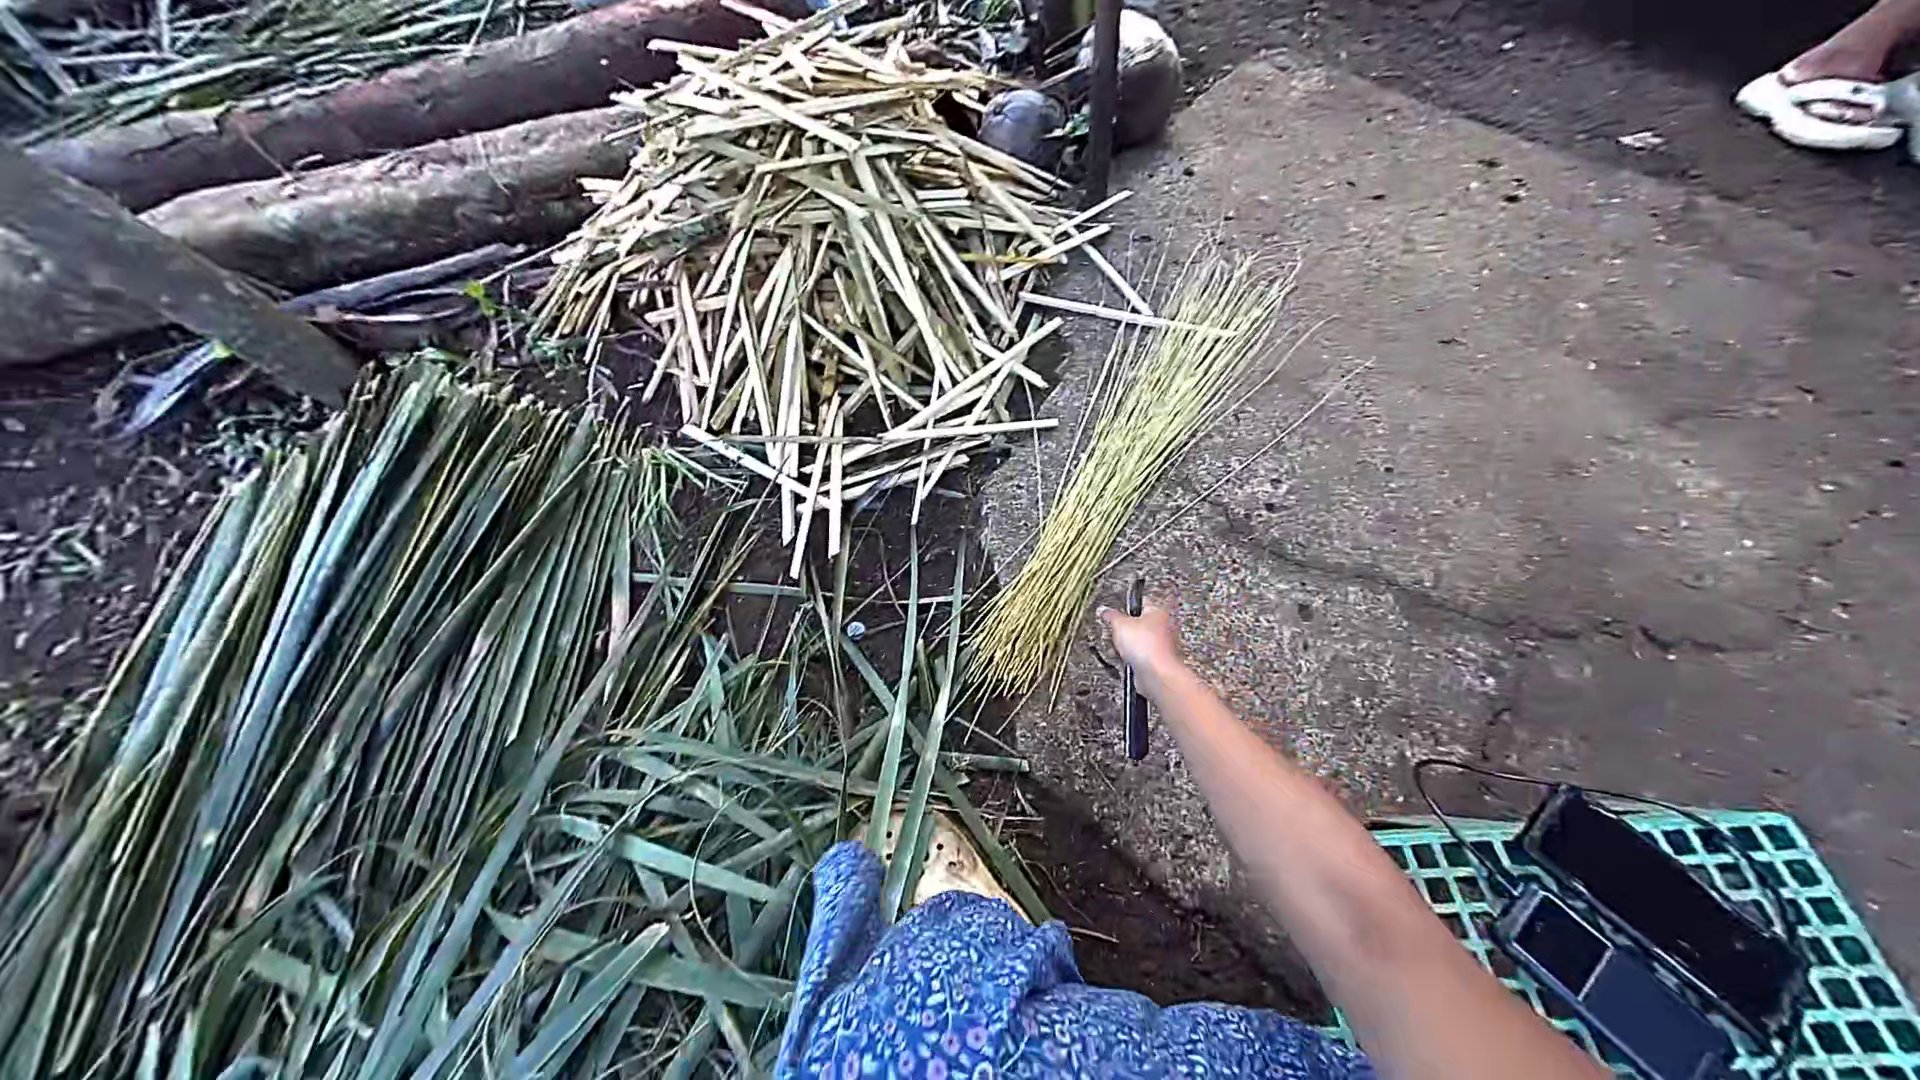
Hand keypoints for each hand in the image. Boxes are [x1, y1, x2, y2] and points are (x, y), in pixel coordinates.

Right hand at [1098, 599, 1185, 689]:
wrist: (1157, 675)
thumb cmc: (1146, 646)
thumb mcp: (1120, 624)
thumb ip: (1111, 616)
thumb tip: (1105, 610)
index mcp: (1157, 612)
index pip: (1140, 602)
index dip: (1125, 607)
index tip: (1114, 613)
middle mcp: (1163, 627)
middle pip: (1137, 624)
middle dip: (1123, 630)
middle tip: (1114, 633)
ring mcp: (1161, 646)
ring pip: (1137, 642)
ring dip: (1125, 646)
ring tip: (1117, 649)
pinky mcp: (1157, 662)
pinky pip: (1139, 657)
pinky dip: (1131, 659)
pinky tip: (1124, 661)